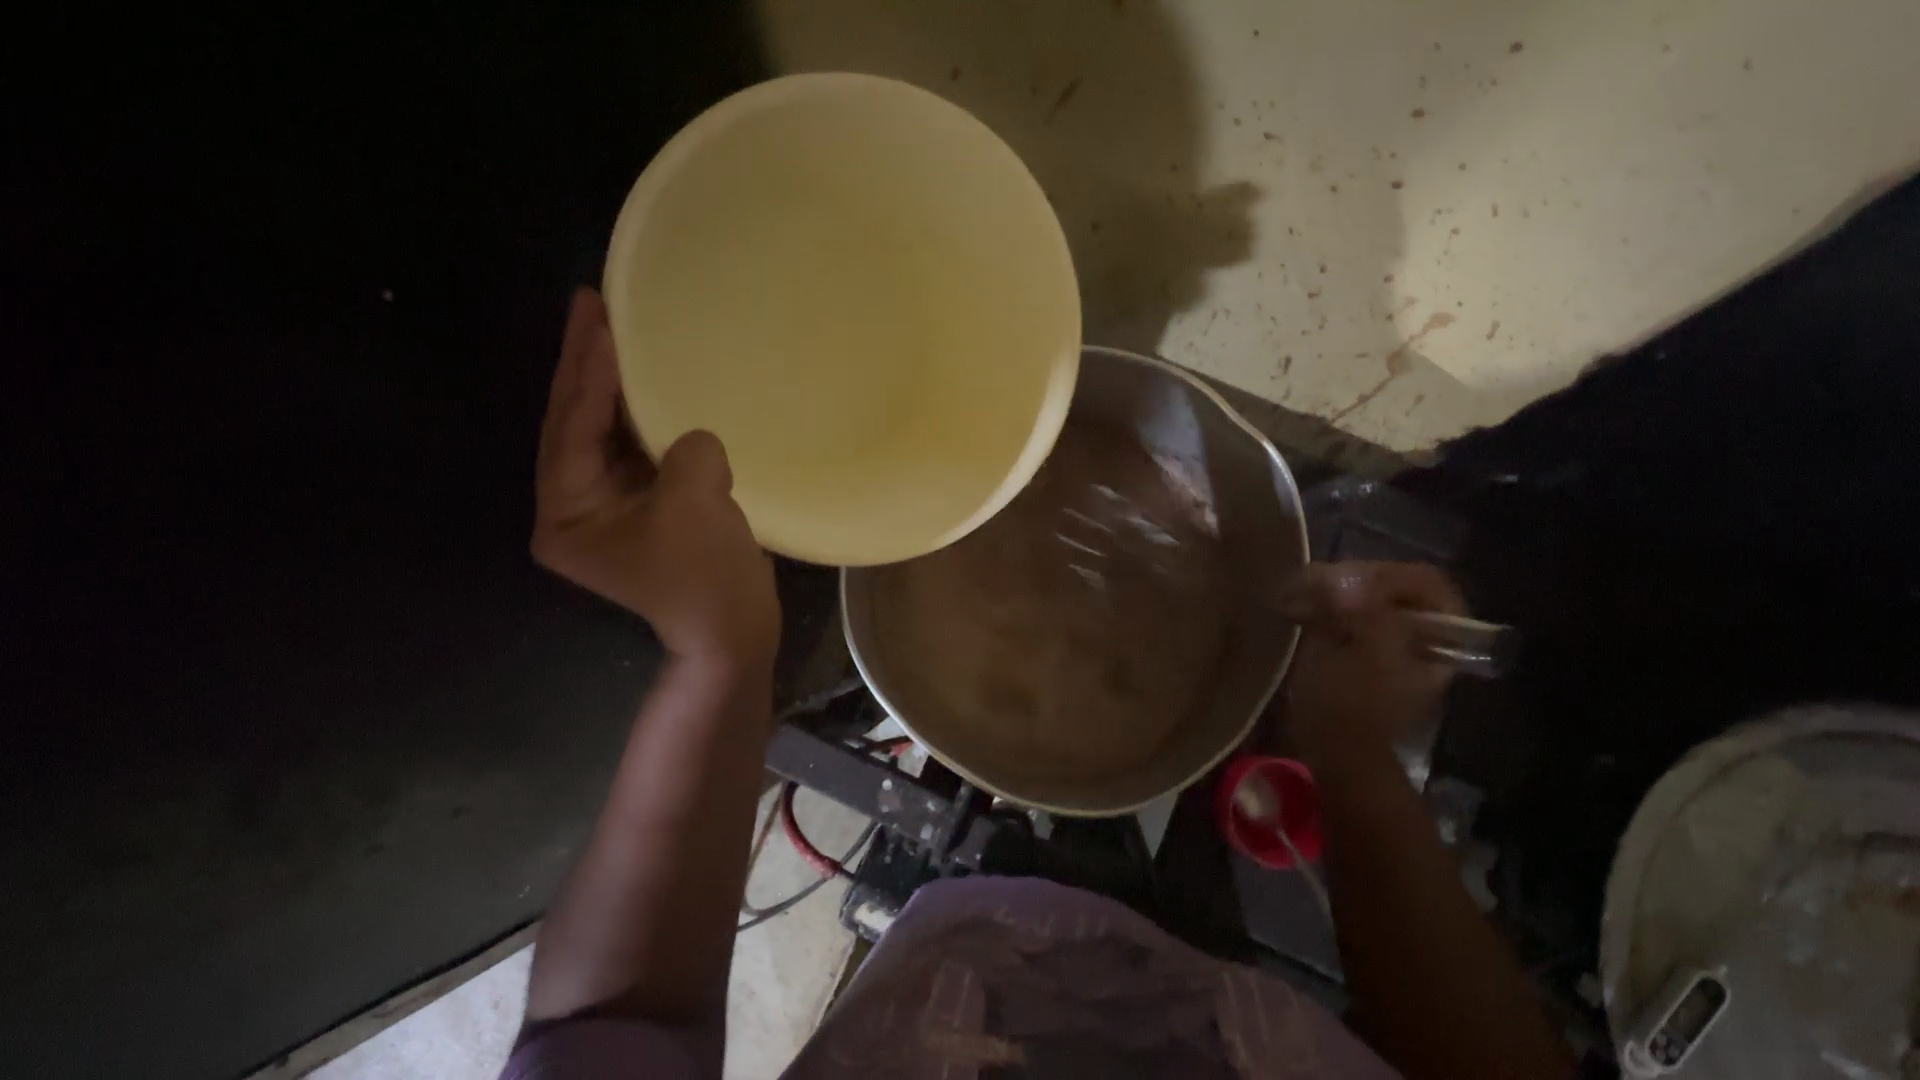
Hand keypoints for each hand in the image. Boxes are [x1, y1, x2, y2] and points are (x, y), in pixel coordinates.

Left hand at [531, 288, 778, 666]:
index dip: (587, 374)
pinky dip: (641, 412)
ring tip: (614, 325)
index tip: (598, 319)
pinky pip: (634, 446)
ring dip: (611, 383)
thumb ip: (686, 448)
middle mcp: (575, 507)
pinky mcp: (643, 506)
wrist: (735, 633)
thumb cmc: (704, 577)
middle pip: (575, 423)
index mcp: (566, 514)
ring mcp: (608, 507)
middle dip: (584, 364)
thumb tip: (692, 436)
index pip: (571, 429)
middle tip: (590, 303)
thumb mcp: (694, 504)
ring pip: (603, 431)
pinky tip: (649, 377)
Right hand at [1283, 561, 1464, 768]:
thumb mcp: (1360, 652)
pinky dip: (1324, 612)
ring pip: (1366, 603)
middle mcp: (1423, 637)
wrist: (1338, 758)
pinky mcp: (1362, 658)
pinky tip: (1297, 611)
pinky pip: (1347, 620)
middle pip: (1391, 588)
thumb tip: (1341, 574)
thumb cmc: (1353, 706)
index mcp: (1438, 635)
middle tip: (1309, 583)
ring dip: (1332, 595)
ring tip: (1295, 595)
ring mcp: (1392, 648)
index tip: (1342, 579)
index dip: (1381, 572)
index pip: (1421, 581)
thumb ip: (1359, 608)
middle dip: (1350, 582)